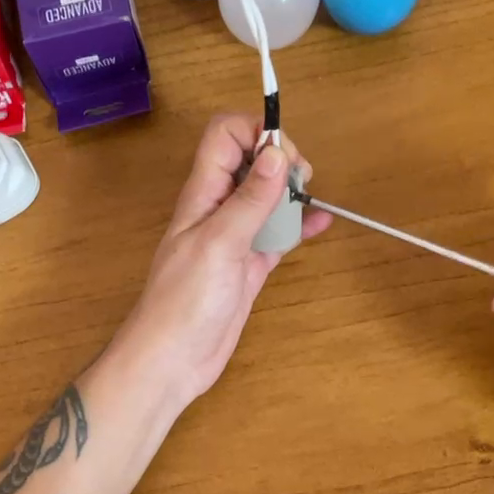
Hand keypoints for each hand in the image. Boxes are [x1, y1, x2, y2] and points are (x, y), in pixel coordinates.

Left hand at [109, 114, 330, 407]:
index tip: (284, 157)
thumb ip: (249, 200)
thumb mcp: (219, 243)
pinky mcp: (247, 268)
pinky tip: (321, 223)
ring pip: (266, 198)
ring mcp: (234, 240)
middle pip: (249, 161)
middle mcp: (217, 210)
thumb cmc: (186, 302)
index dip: (256, 133)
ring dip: (291, 190)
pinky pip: (275, 236)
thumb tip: (276, 152)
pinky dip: (297, 226)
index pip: (225, 136)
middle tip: (303, 179)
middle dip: (280, 158)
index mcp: (202, 195)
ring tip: (314, 197)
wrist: (173, 360)